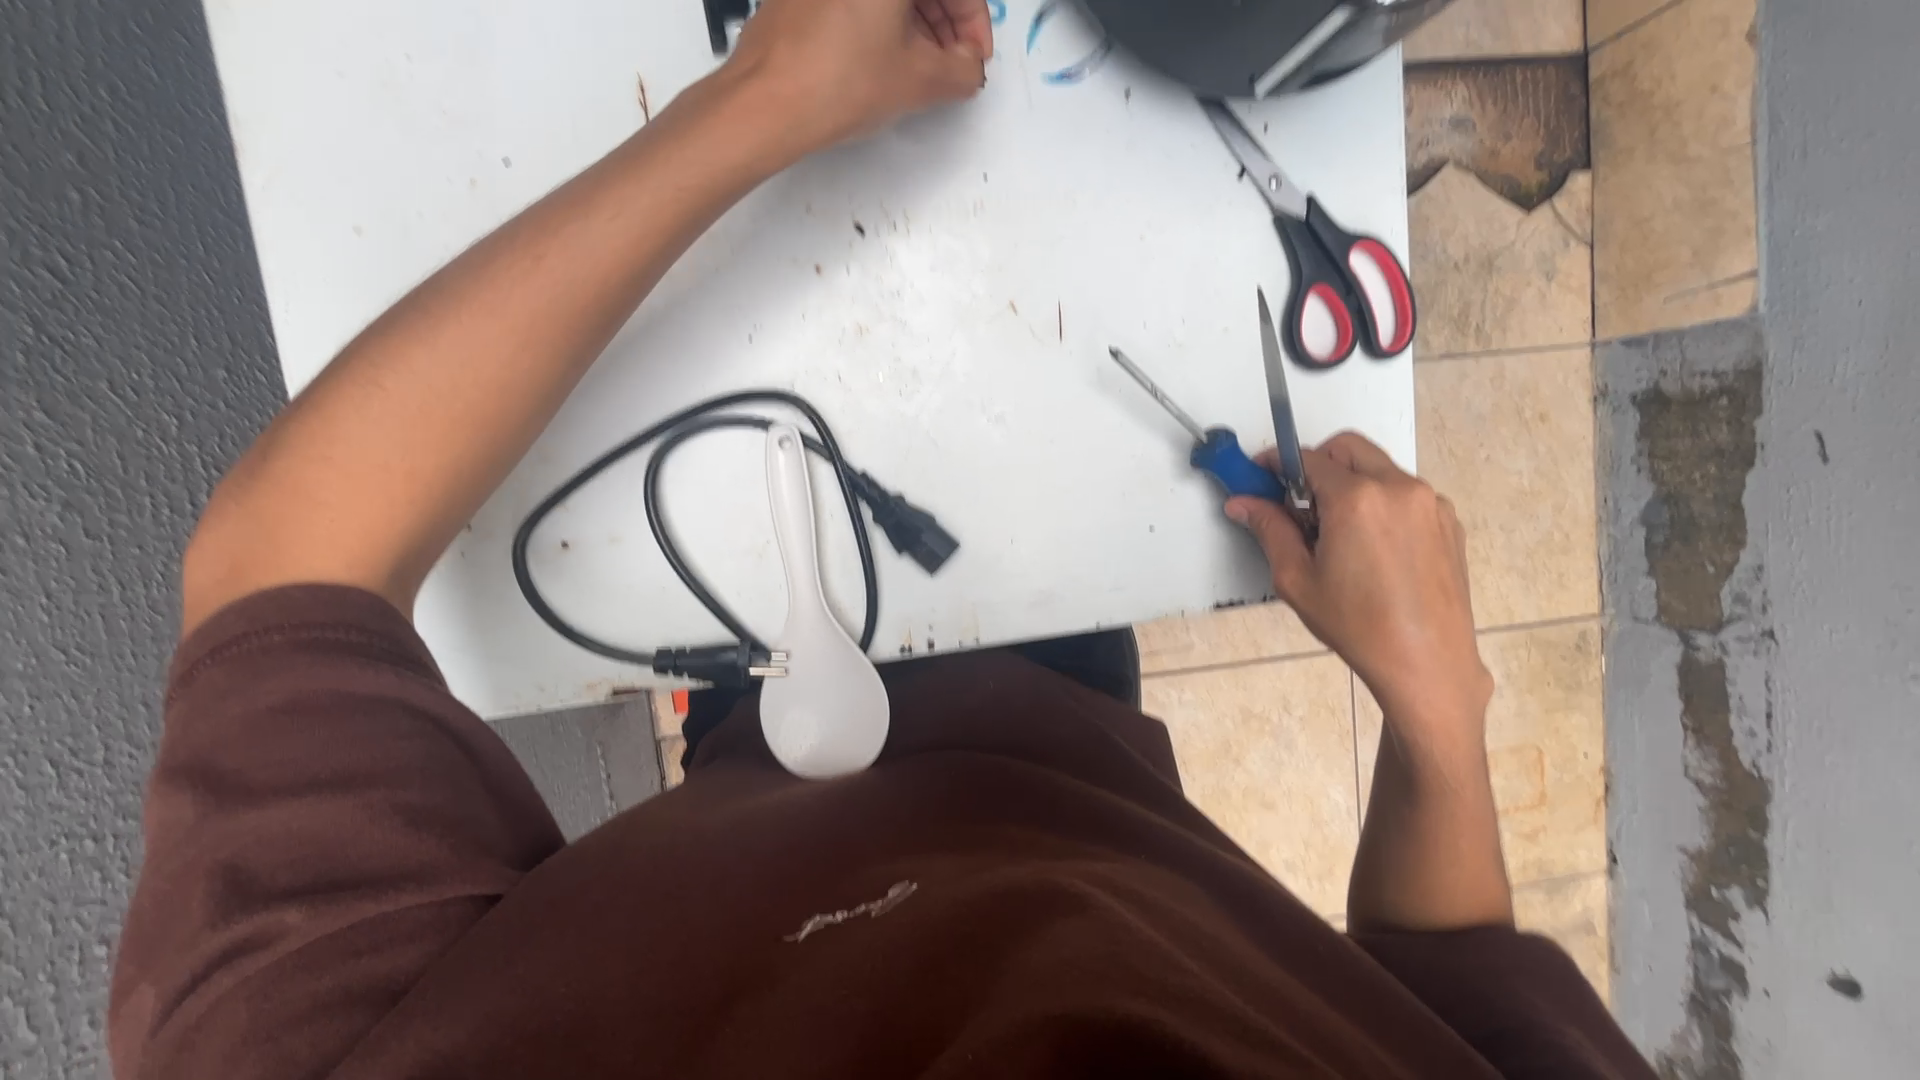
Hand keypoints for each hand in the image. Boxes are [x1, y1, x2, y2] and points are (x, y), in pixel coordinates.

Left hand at [726, 0, 993, 151]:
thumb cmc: (839, 82)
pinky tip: (883, 62)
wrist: (765, 102)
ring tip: (920, 72)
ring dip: (915, 25)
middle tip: (952, 68)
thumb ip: (962, 72)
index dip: (975, 23)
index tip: (975, 59)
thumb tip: (969, 67)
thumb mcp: (919, 81)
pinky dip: (880, 22)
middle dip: (945, 23)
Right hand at [1227, 433, 1491, 749]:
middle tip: (1297, 500)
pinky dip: (1380, 501)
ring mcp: (1429, 503)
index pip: (1309, 458)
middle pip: (1348, 448)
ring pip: (1379, 468)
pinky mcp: (1447, 521)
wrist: (1425, 661)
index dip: (1277, 462)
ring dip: (1350, 482)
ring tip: (1334, 530)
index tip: (1260, 474)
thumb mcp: (1297, 579)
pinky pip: (1405, 493)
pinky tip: (1369, 545)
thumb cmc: (1357, 625)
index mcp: (1357, 499)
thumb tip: (1242, 503)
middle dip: (1317, 463)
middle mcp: (1398, 488)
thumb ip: (1269, 529)